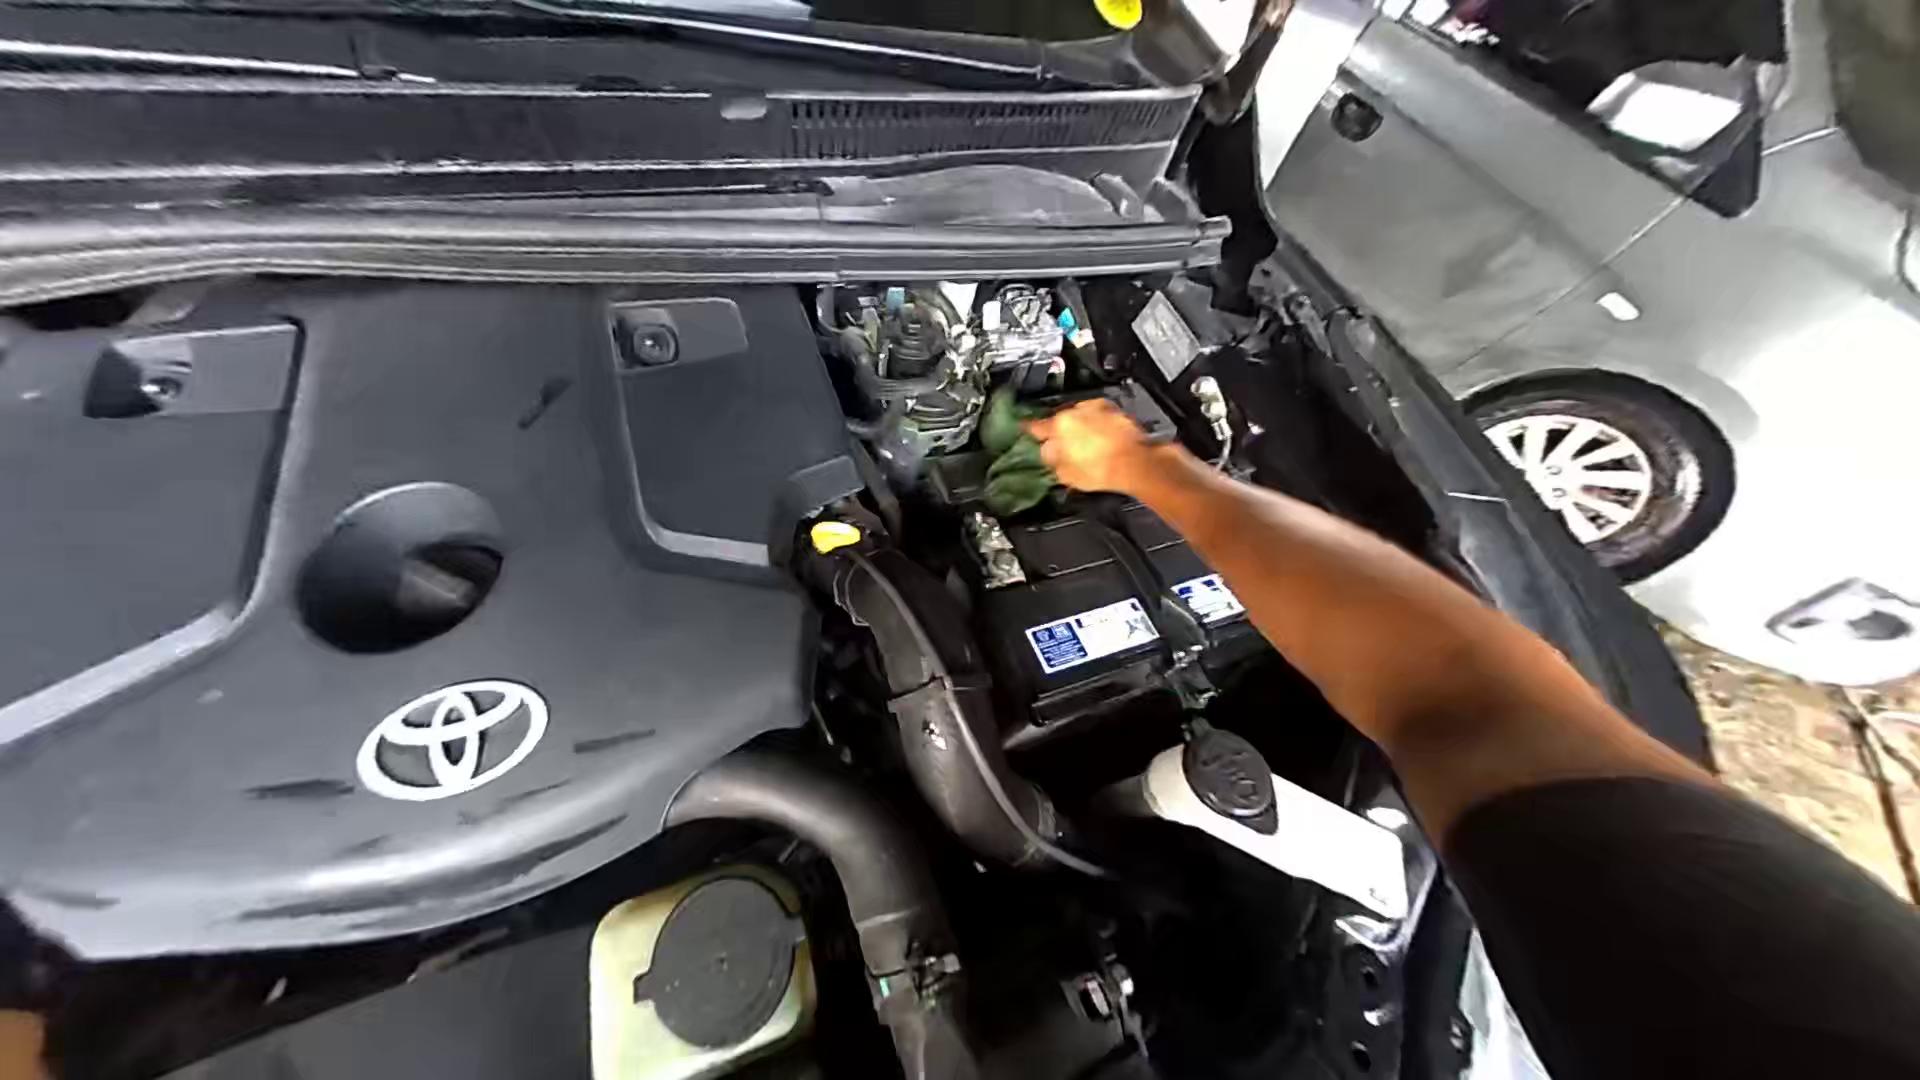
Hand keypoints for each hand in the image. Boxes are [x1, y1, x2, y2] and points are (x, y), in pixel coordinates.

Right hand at [1026, 398, 1170, 495]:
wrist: (1137, 463)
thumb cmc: (1102, 470)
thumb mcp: (1067, 474)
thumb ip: (1052, 460)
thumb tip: (1048, 452)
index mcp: (1059, 426)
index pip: (1035, 426)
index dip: (1027, 429)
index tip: (1023, 429)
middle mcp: (1076, 412)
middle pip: (1059, 420)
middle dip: (1059, 432)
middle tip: (1061, 447)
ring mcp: (1096, 408)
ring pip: (1079, 416)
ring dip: (1078, 426)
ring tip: (1084, 445)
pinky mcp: (1114, 410)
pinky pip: (1097, 415)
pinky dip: (1095, 424)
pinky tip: (1100, 439)